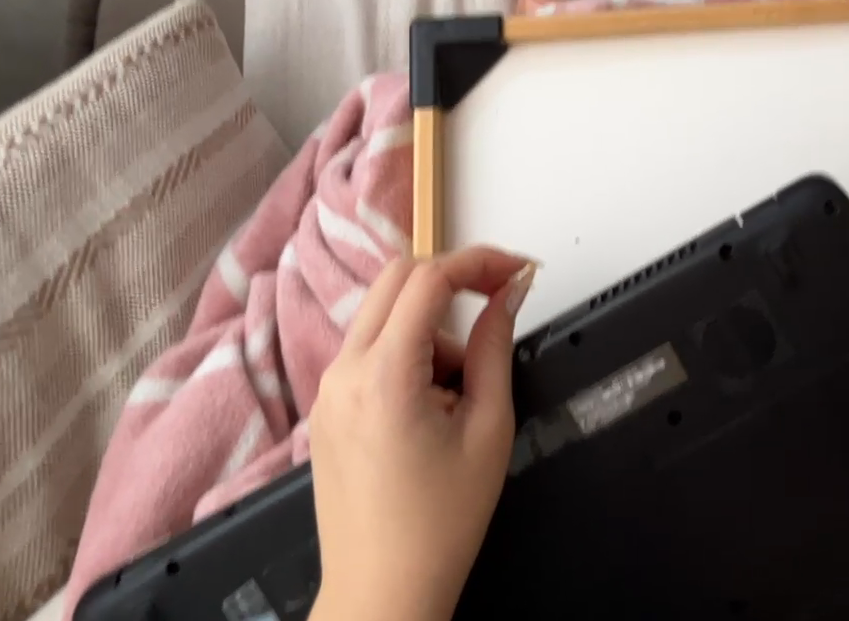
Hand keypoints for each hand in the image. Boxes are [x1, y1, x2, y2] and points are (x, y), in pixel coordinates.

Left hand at [308, 248, 537, 620]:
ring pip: (385, 311)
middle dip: (455, 276)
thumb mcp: (488, 427)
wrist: (381, 595)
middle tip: (500, 294)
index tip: (520, 269)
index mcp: (384, 376)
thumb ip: (495, 346)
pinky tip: (434, 400)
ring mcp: (328, 389)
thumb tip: (509, 292)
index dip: (481, 261)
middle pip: (398, 277)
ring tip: (464, 387)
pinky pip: (371, 347)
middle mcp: (344, 372)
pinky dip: (410, 347)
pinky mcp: (327, 406)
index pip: (429, 279)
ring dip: (433, 322)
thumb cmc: (440, 523)